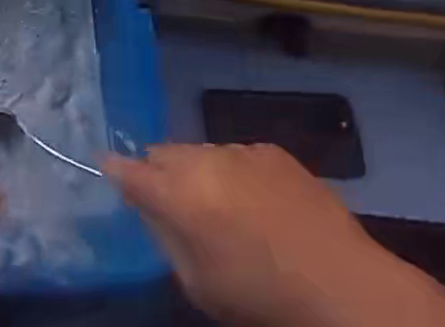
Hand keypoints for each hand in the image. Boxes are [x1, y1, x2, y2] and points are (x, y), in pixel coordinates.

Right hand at [103, 144, 444, 326]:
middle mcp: (207, 159)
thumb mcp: (198, 284)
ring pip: (201, 151)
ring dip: (196, 170)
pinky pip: (236, 154)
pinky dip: (231, 171)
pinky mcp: (271, 149)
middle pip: (165, 152)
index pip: (133, 171)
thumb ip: (165, 238)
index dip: (115, 167)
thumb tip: (147, 207)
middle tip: (164, 195)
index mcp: (183, 194)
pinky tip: (252, 201)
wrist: (340, 280)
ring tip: (216, 204)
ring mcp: (242, 149)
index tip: (104, 162)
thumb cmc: (261, 295)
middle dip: (158, 169)